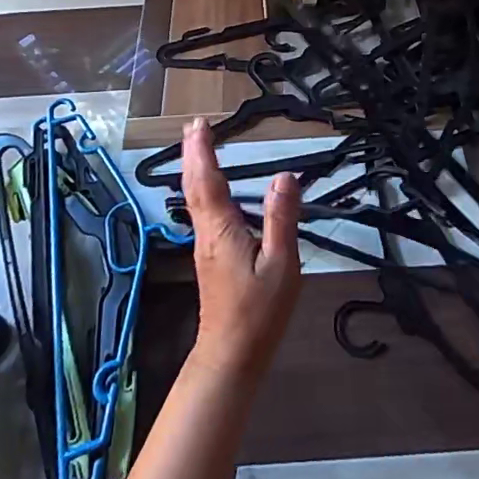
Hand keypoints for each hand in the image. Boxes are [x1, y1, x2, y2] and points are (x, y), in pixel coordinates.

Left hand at [181, 117, 301, 378]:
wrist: (231, 354)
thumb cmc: (258, 311)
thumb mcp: (281, 264)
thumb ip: (282, 219)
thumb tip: (284, 178)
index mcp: (221, 230)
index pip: (208, 181)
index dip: (202, 151)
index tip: (199, 124)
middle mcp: (206, 233)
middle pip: (194, 186)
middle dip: (193, 154)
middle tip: (194, 127)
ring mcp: (205, 247)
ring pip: (195, 199)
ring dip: (196, 170)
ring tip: (201, 148)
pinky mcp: (210, 258)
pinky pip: (203, 213)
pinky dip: (204, 190)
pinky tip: (212, 191)